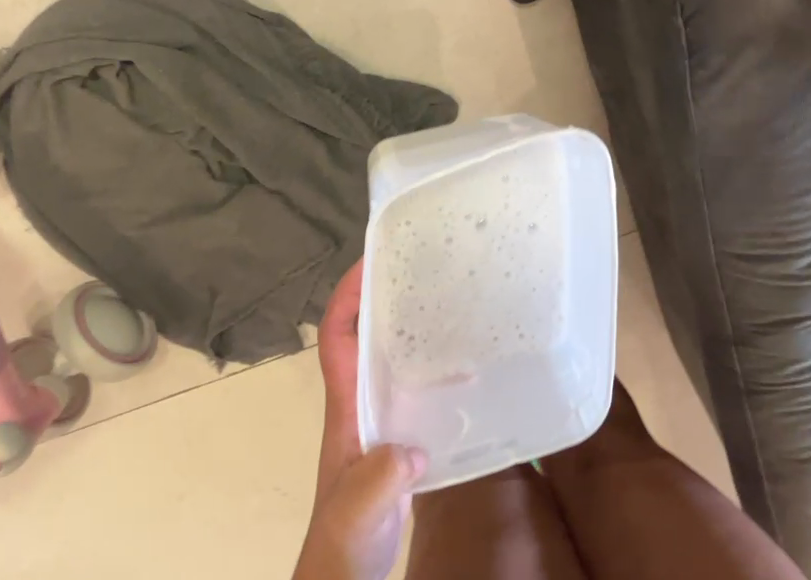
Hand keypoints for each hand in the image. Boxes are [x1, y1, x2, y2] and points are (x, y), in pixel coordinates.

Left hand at [293, 261, 427, 579]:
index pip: (336, 339)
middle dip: (388, 302)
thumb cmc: (343, 540)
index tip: (371, 262)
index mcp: (346, 408)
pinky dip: (440, 377)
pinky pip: (418, 395)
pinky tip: (473, 374)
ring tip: (456, 306)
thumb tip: (413, 447)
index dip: (346, 298)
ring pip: (395, 364)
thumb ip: (379, 477)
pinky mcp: (402, 444)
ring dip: (416, 334)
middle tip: (428, 272)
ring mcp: (381, 424)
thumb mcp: (358, 509)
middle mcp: (362, 405)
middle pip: (368, 340)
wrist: (346, 576)